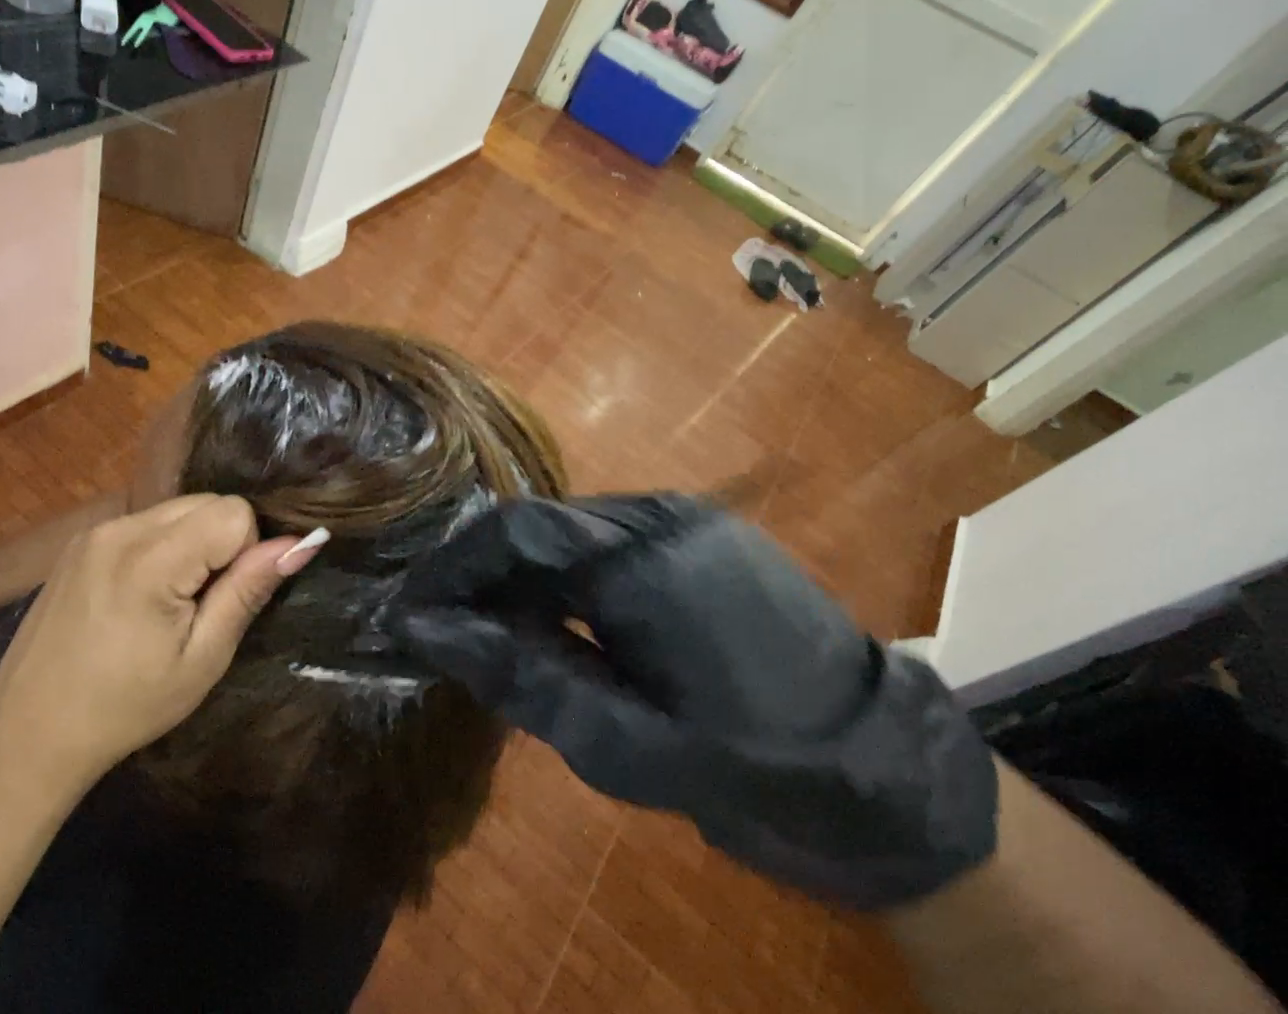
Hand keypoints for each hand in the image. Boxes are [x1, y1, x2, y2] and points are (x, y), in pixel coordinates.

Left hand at [0, 494, 322, 784]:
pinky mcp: (78, 542)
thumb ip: (248, 591)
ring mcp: (93, 531)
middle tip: (201, 608)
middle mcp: (119, 528)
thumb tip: (304, 542)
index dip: (246, 552)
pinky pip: (143, 523)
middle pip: (205, 503)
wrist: (31, 730)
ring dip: (192, 546)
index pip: (233, 512)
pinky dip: (162, 548)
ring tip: (170, 608)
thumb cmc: (126, 707)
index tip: (225, 602)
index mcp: (150, 558)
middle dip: (221, 544)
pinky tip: (142, 599)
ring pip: (176, 510)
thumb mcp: (202, 659)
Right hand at [384, 494, 996, 908]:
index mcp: (644, 562)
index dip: (450, 569)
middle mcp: (664, 519)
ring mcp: (692, 524)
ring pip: (571, 534)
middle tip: (441, 635)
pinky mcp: (707, 541)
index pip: (514, 531)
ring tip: (488, 638)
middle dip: (480, 577)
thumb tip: (423, 628)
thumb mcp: (618, 740)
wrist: (886, 777)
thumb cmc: (750, 769)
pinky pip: (610, 546)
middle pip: (539, 527)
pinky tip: (553, 628)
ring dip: (521, 580)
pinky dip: (565, 581)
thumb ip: (516, 673)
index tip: (409, 615)